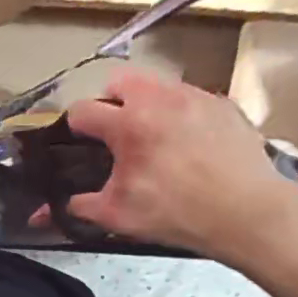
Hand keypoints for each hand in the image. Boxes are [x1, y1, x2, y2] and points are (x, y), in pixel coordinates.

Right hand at [43, 69, 297, 257]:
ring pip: (157, 86)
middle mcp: (159, 99)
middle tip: (116, 133)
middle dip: (110, 102)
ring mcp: (194, 98)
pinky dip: (180, 114)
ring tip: (153, 137)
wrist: (247, 212)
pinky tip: (188, 143)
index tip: (81, 142)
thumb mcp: (119, 215)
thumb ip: (80, 207)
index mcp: (127, 123)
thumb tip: (50, 211)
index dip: (74, 127)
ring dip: (146, 104)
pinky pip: (190, 99)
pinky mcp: (223, 105)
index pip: (83, 110)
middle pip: (119, 81)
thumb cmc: (177, 212)